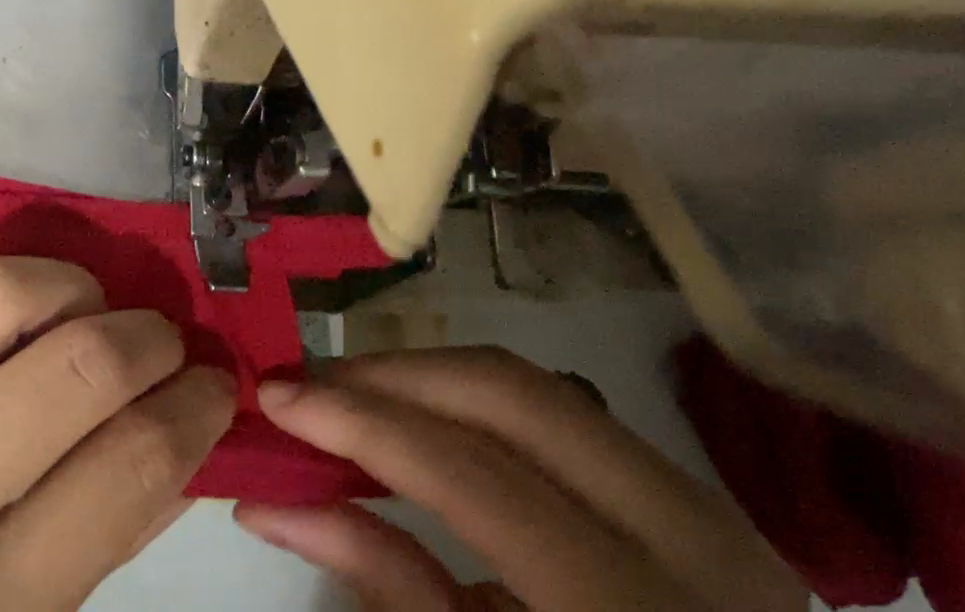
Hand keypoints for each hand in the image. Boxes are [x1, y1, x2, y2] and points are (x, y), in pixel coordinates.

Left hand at [0, 257, 234, 611]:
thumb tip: (173, 441)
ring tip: (90, 303)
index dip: (196, 412)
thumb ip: (95, 543)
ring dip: (69, 284)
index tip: (215, 388)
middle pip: (77, 367)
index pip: (130, 465)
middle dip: (150, 340)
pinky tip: (4, 301)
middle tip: (164, 343)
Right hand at [236, 347, 807, 610]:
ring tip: (347, 397)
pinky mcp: (683, 489)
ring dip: (427, 379)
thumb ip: (383, 580)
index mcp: (626, 607)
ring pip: (535, 388)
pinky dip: (470, 401)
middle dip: (391, 375)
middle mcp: (686, 535)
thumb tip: (266, 506)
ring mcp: (697, 502)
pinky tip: (415, 420)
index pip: (473, 474)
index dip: (363, 424)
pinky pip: (557, 413)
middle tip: (306, 386)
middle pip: (510, 395)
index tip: (276, 397)